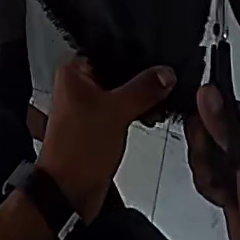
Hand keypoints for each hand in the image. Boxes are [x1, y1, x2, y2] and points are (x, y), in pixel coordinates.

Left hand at [37, 59, 174, 221]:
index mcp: (75, 70)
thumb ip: (143, 89)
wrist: (68, 195)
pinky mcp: (102, 121)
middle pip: (119, 67)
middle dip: (144, 72)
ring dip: (145, 92)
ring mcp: (92, 102)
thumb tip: (167, 73)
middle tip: (171, 70)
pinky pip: (126, 105)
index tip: (161, 44)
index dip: (134, 46)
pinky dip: (141, 106)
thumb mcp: (115, 112)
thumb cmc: (80, 148)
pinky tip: (158, 109)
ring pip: (125, 87)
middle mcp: (82, 82)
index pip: (109, 46)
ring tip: (168, 92)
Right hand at [187, 86, 239, 239]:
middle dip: (206, 148)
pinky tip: (220, 198)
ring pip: (207, 152)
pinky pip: (207, 173)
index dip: (210, 118)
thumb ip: (224, 129)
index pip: (230, 108)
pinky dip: (207, 184)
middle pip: (214, 129)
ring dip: (206, 169)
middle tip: (213, 166)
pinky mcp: (233, 187)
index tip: (200, 132)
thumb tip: (207, 93)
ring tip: (220, 187)